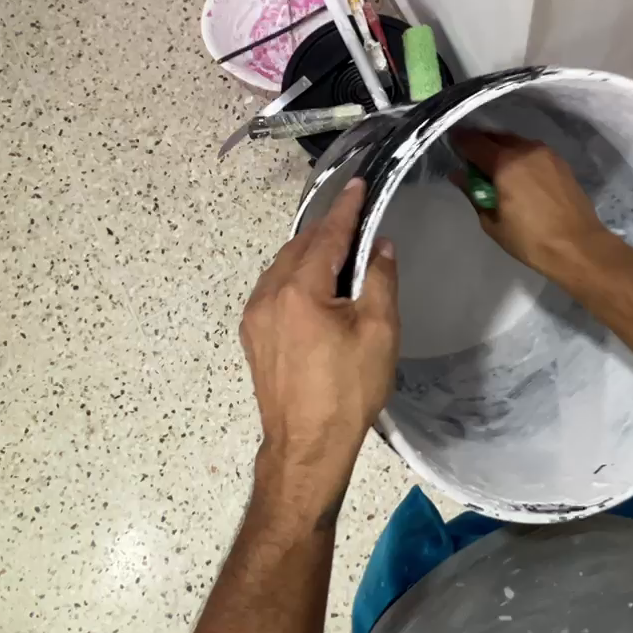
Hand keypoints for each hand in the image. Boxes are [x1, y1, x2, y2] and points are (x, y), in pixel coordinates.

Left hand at [240, 178, 398, 523]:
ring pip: (284, 265)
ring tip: (342, 249)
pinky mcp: (253, 334)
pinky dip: (297, 273)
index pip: (327, 235)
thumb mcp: (379, 331)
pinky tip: (317, 283)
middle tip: (357, 217)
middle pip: (300, 245)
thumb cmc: (348, 389)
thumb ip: (380, 279)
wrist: (307, 447)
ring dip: (312, 251)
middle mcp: (269, 295)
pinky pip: (275, 287)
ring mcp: (255, 315)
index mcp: (300, 290)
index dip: (346, 208)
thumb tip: (379, 246)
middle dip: (329, 228)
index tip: (359, 184)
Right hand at [450, 130, 613, 277]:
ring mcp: (546, 153)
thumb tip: (458, 175)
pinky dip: (519, 154)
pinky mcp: (560, 162)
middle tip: (470, 155)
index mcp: (505, 164)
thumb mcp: (492, 222)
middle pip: (496, 137)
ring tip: (494, 164)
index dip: (460, 141)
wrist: (578, 246)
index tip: (451, 142)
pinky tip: (517, 171)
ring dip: (501, 147)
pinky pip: (532, 150)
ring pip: (516, 142)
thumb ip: (473, 193)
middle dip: (481, 142)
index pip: (474, 143)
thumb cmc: (530, 240)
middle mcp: (526, 150)